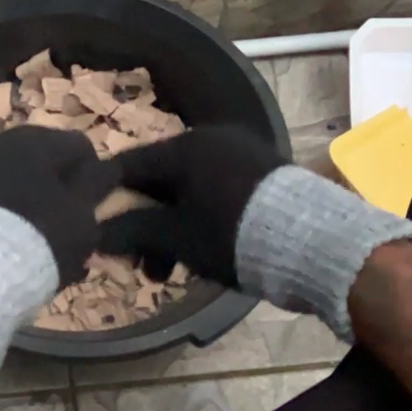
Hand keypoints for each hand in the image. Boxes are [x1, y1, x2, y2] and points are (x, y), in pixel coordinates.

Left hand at [0, 126, 119, 367]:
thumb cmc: (37, 239)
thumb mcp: (82, 217)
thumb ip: (97, 186)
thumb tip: (107, 167)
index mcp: (35, 138)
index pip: (79, 147)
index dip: (93, 177)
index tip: (93, 208)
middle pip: (42, 159)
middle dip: (56, 187)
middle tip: (65, 225)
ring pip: (13, 177)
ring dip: (28, 198)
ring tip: (36, 238)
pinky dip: (1, 209)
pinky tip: (7, 240)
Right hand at [95, 126, 288, 286]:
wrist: (316, 244)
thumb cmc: (233, 235)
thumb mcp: (174, 237)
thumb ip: (130, 231)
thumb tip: (94, 234)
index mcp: (183, 147)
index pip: (127, 165)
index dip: (105, 196)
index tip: (95, 224)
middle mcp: (210, 139)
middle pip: (159, 180)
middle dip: (144, 224)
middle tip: (141, 264)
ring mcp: (241, 153)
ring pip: (188, 190)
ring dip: (172, 227)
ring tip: (170, 271)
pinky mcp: (266, 171)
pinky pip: (216, 191)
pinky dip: (200, 217)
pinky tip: (202, 251)